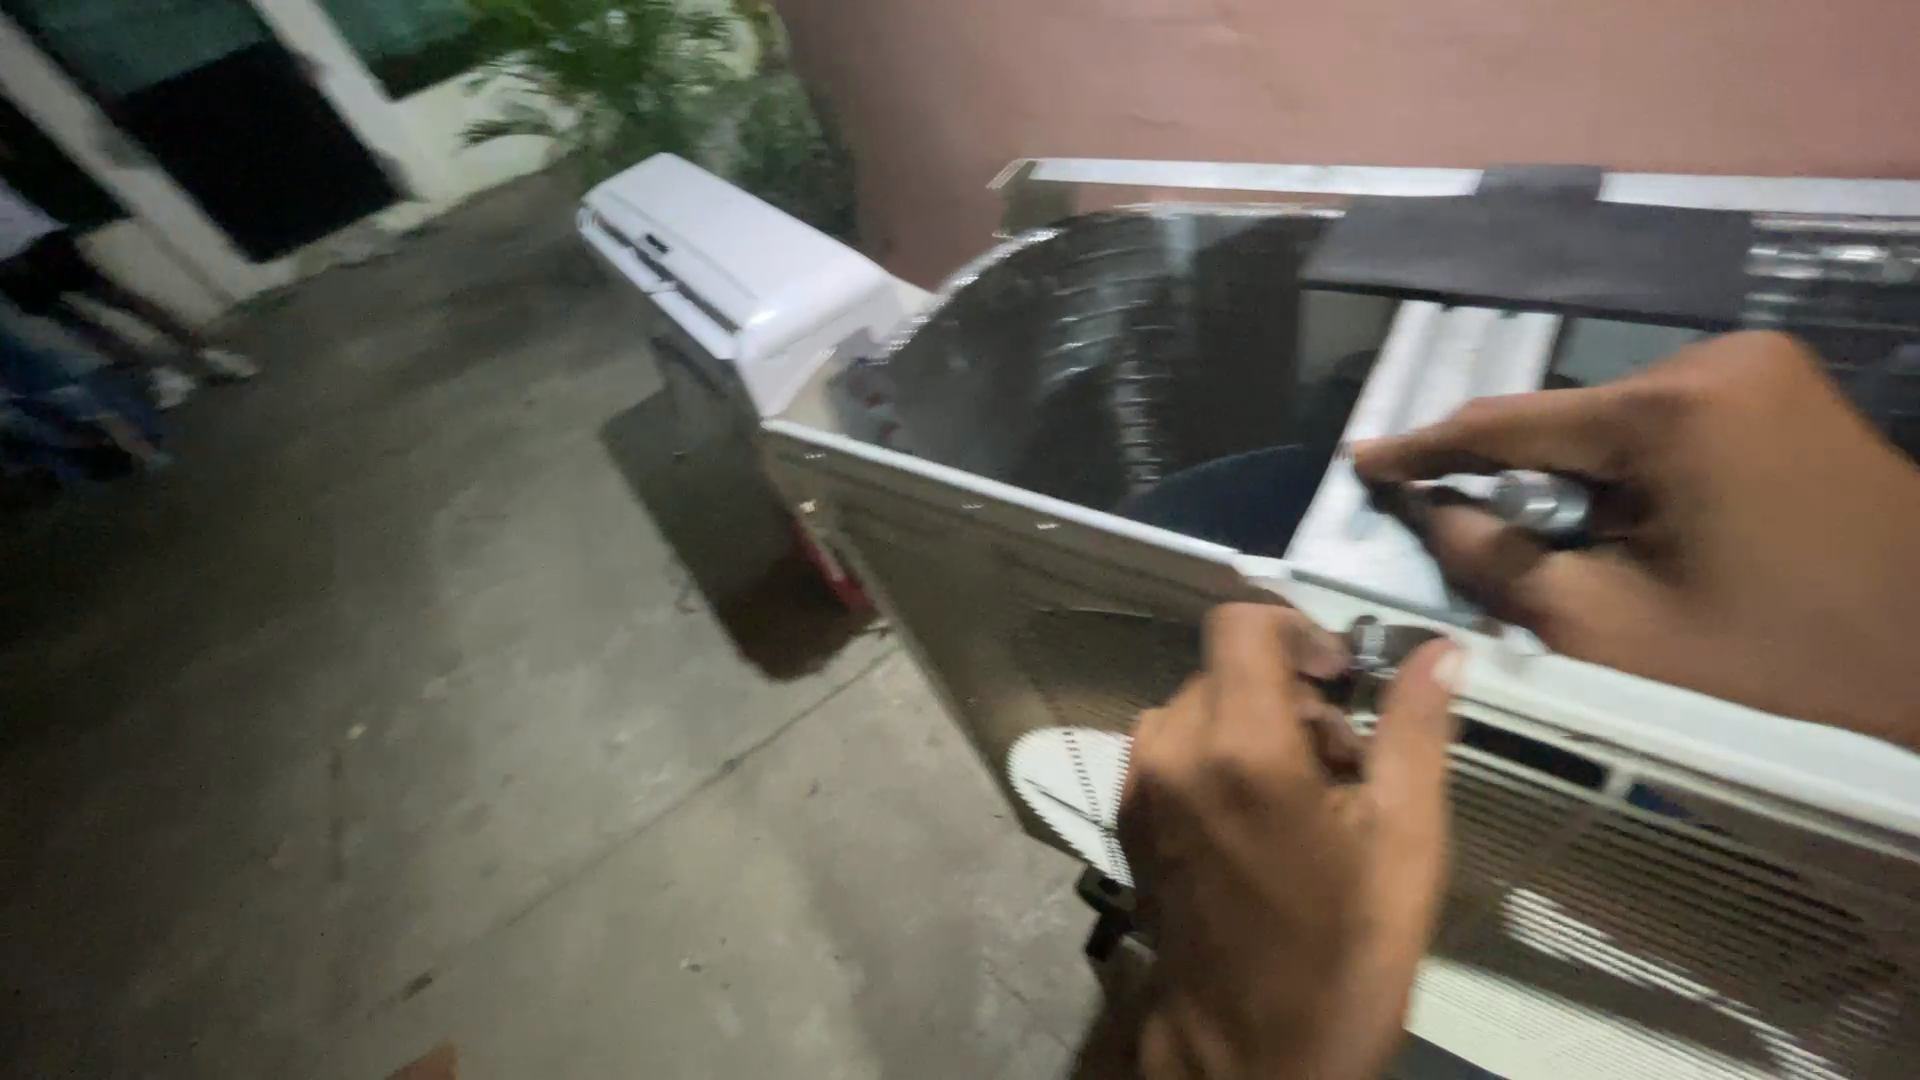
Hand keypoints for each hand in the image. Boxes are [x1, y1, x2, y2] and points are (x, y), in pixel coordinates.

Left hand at [1120, 604, 1459, 1079]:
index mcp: (1242, 748)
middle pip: (1227, 669)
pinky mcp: (1125, 804)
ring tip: (1299, 796)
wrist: (1243, 1047)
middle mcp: (1173, 746)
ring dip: (1251, 724)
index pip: (1240, 624)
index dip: (1295, 630)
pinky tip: (1250, 813)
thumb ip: (1415, 730)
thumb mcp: (1406, 843)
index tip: (1339, 676)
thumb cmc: (1342, 955)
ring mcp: (1138, 777)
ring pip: (1198, 703)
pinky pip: (1170, 740)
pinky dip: (1212, 749)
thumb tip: (1438, 649)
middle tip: (1341, 765)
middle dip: (1289, 695)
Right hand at [1355, 330, 1919, 750]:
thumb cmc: (1775, 661)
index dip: (1419, 448)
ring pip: (1594, 427)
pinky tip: (1598, 518)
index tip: (1359, 461)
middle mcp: (1715, 365)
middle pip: (1552, 423)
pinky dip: (1601, 474)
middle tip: (1435, 509)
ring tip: (1527, 529)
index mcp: (1674, 410)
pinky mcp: (1776, 397)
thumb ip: (1489, 557)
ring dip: (1547, 478)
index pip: (1503, 423)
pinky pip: (1646, 431)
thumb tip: (1430, 509)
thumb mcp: (1598, 625)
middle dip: (1492, 471)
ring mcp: (1757, 374)